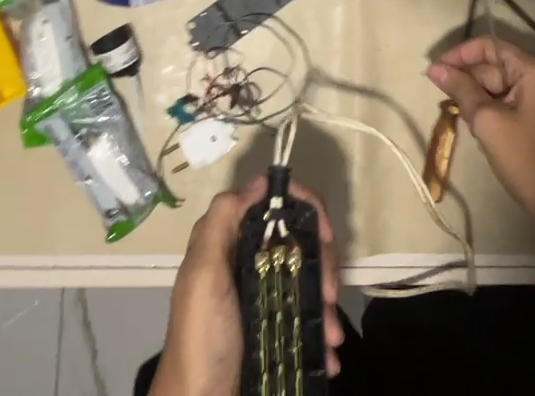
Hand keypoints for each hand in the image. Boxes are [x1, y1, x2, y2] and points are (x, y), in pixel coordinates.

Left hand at [151, 176, 343, 395]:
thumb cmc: (201, 336)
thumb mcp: (203, 273)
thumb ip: (223, 221)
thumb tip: (260, 181)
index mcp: (229, 239)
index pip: (273, 201)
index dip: (304, 207)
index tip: (326, 234)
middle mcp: (247, 258)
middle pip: (299, 238)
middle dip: (322, 264)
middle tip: (329, 295)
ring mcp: (263, 291)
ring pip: (308, 276)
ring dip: (326, 303)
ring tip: (333, 337)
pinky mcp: (275, 322)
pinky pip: (308, 312)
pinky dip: (323, 329)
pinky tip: (329, 353)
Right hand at [428, 37, 534, 233]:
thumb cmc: (526, 158)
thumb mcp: (487, 121)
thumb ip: (461, 89)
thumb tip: (434, 67)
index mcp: (533, 70)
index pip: (489, 45)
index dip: (459, 54)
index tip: (434, 71)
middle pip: (491, 65)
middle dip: (467, 81)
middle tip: (445, 103)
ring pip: (494, 86)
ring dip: (475, 99)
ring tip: (464, 120)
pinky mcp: (534, 116)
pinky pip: (503, 102)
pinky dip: (487, 111)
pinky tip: (478, 129)